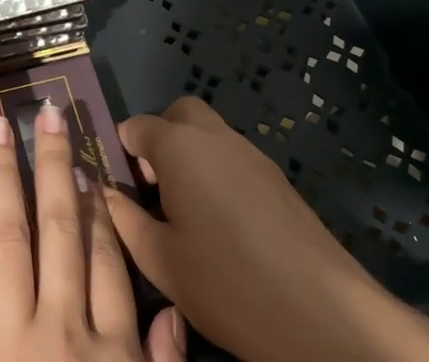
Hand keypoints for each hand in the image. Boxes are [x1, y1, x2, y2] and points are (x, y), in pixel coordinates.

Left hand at [0, 103, 184, 361]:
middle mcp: (61, 330)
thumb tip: (173, 315)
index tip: (88, 168)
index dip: (98, 208)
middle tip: (46, 114)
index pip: (107, 260)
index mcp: (110, 349)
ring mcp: (8, 339)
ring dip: (2, 178)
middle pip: (62, 232)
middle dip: (55, 168)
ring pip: (8, 240)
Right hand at [104, 97, 428, 361]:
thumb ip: (124, 219)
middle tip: (153, 188)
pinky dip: (218, 177)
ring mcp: (254, 156)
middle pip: (179, 114)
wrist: (324, 314)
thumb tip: (105, 193)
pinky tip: (222, 228)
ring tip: (186, 215)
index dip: (121, 151)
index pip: (136, 126)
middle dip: (160, 139)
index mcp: (180, 147)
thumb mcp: (160, 260)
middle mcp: (217, 138)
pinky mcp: (280, 181)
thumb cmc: (228, 283)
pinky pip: (235, 161)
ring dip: (191, 158)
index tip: (119, 188)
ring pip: (210, 137)